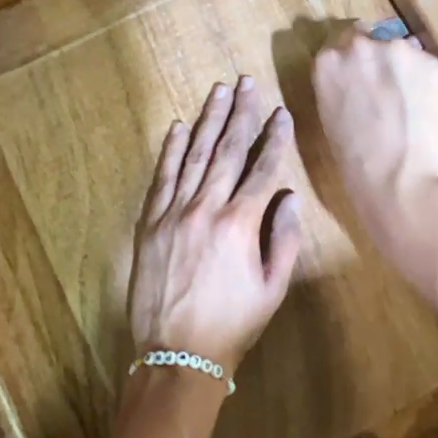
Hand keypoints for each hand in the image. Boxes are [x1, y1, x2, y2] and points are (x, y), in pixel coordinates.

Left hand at [129, 76, 301, 372]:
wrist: (177, 354)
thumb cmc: (234, 325)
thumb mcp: (273, 288)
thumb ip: (284, 239)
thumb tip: (288, 196)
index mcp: (240, 224)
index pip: (263, 169)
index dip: (274, 139)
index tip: (281, 114)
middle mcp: (206, 209)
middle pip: (228, 151)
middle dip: (241, 115)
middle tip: (248, 83)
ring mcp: (173, 213)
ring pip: (195, 156)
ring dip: (208, 121)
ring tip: (219, 91)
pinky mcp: (149, 224)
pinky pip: (162, 178)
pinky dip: (172, 151)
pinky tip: (181, 127)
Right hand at [311, 22, 437, 244]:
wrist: (399, 178)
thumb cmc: (356, 161)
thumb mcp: (331, 115)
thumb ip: (340, 84)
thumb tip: (358, 78)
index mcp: (327, 62)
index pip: (341, 41)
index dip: (355, 60)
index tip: (362, 76)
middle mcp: (360, 46)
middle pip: (372, 39)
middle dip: (378, 60)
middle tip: (386, 90)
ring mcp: (399, 50)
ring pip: (402, 50)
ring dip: (404, 67)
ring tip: (408, 102)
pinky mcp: (431, 62)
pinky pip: (427, 65)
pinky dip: (426, 81)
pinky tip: (424, 108)